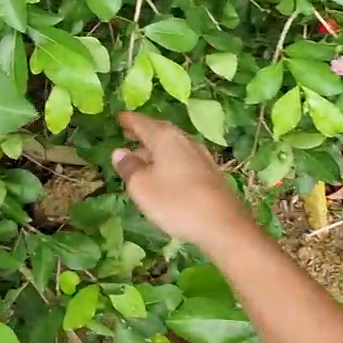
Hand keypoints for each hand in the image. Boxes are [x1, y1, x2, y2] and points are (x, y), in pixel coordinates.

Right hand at [111, 112, 256, 249]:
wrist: (223, 225)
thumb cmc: (176, 202)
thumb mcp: (142, 187)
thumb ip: (129, 167)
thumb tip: (120, 152)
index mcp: (165, 138)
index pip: (142, 123)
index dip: (129, 120)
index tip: (119, 118)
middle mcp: (184, 140)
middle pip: (160, 130)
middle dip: (144, 132)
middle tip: (128, 134)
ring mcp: (200, 155)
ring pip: (173, 144)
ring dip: (156, 147)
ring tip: (143, 155)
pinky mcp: (209, 171)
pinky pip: (183, 157)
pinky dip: (169, 159)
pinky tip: (166, 171)